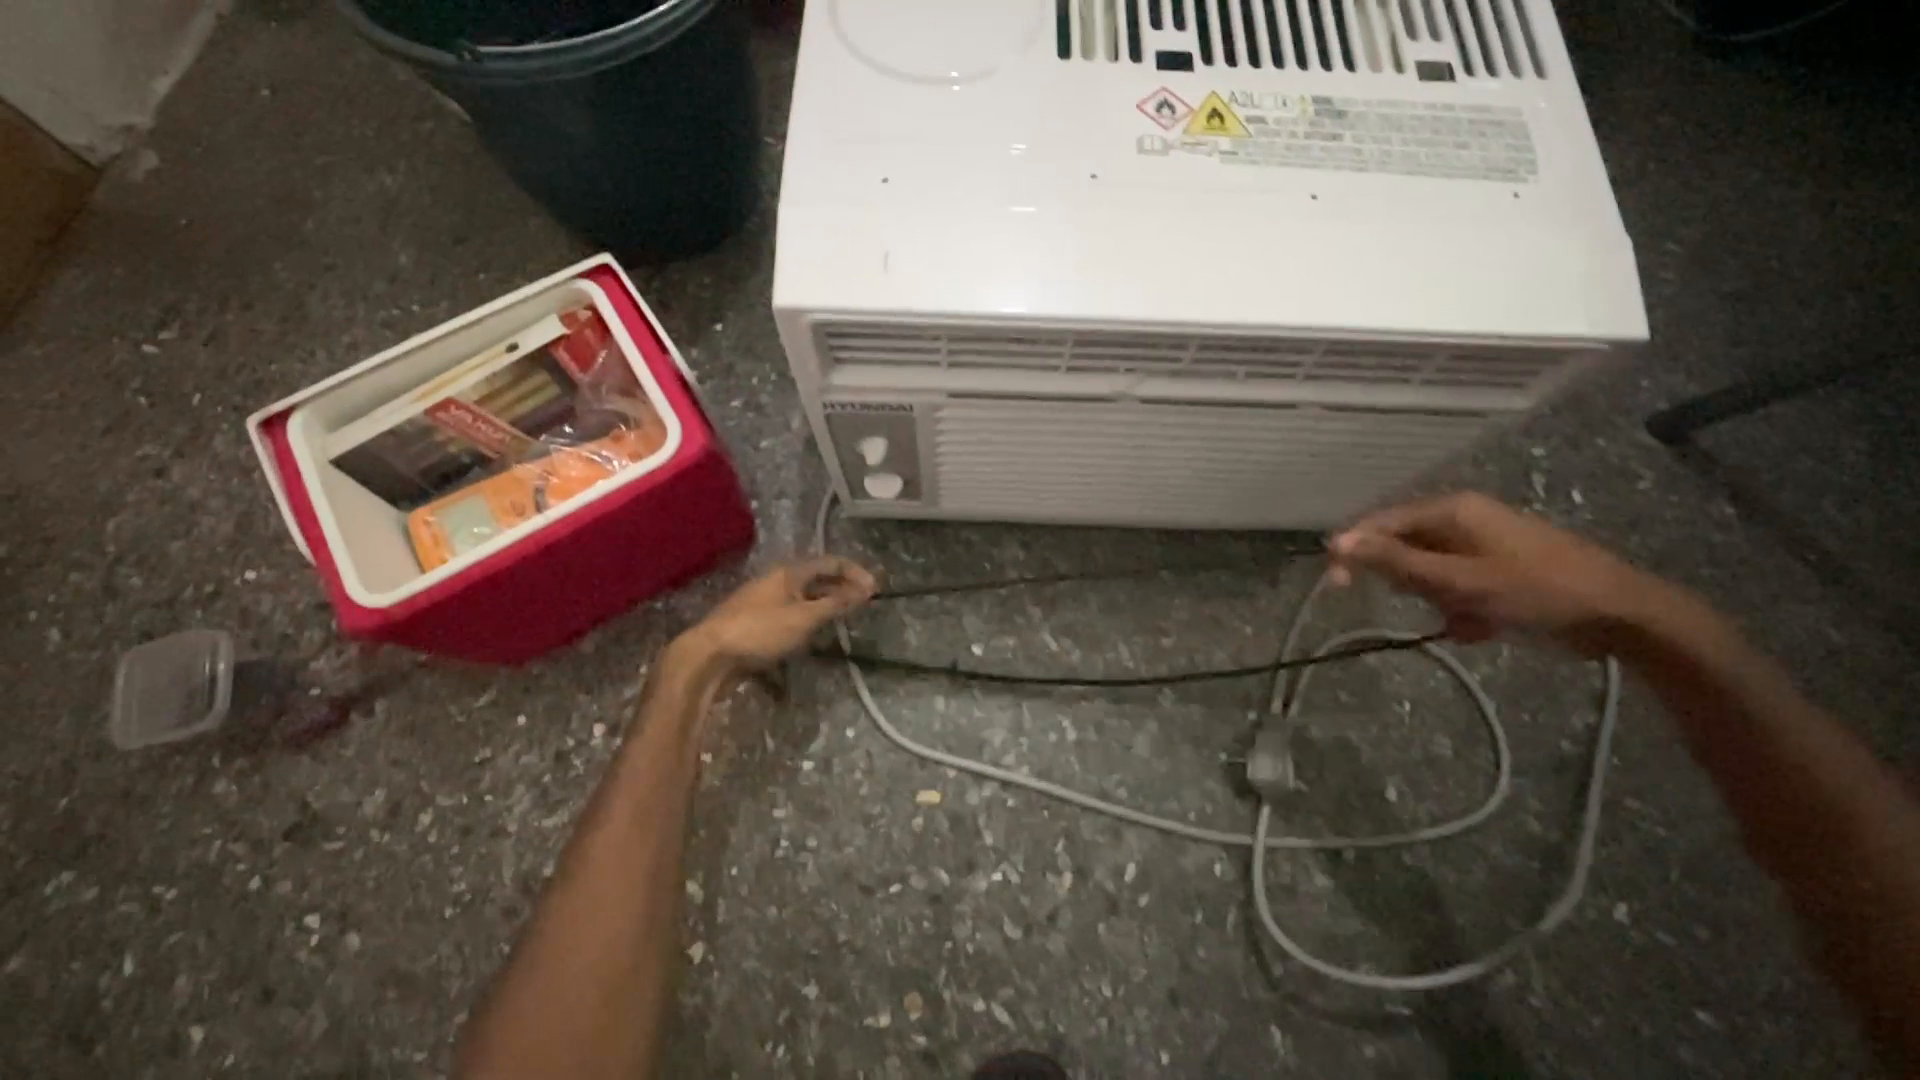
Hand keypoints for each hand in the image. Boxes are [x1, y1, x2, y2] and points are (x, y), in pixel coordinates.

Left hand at [681, 557, 877, 672]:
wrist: (709, 656)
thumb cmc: (760, 631)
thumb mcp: (804, 617)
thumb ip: (836, 603)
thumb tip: (866, 589)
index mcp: (788, 573)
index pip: (830, 563)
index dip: (854, 572)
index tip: (875, 589)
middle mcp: (776, 582)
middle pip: (816, 580)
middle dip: (841, 590)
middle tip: (863, 604)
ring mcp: (763, 604)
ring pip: (801, 600)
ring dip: (824, 608)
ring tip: (841, 621)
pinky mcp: (755, 625)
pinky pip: (788, 618)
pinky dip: (805, 624)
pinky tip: (811, 641)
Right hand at [1327, 493, 1663, 654]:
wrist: (1620, 616)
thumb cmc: (1534, 592)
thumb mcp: (1457, 581)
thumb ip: (1395, 562)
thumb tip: (1336, 542)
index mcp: (1451, 511)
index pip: (1380, 524)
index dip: (1354, 552)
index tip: (1337, 588)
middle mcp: (1464, 519)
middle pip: (1404, 547)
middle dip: (1406, 583)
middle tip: (1425, 609)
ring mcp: (1483, 544)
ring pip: (1430, 572)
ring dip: (1435, 601)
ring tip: (1462, 622)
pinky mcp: (1499, 569)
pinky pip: (1457, 587)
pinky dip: (1459, 609)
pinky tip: (1479, 628)